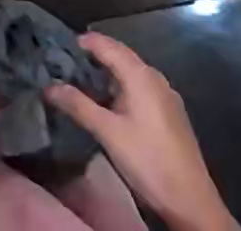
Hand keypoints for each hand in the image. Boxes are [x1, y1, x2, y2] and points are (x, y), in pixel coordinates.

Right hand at [46, 33, 237, 230]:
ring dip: (111, 69)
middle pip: (123, 55)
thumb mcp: (108, 132)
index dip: (88, 41)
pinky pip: (142, 86)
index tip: (65, 43)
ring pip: (133, 72)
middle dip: (99, 52)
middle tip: (71, 59)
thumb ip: (78, 105)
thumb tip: (50, 86)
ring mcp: (166, 95)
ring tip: (87, 77)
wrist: (191, 200)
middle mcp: (155, 77)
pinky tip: (113, 101)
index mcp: (141, 75)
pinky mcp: (171, 112)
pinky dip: (124, 84)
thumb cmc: (147, 160)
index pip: (110, 46)